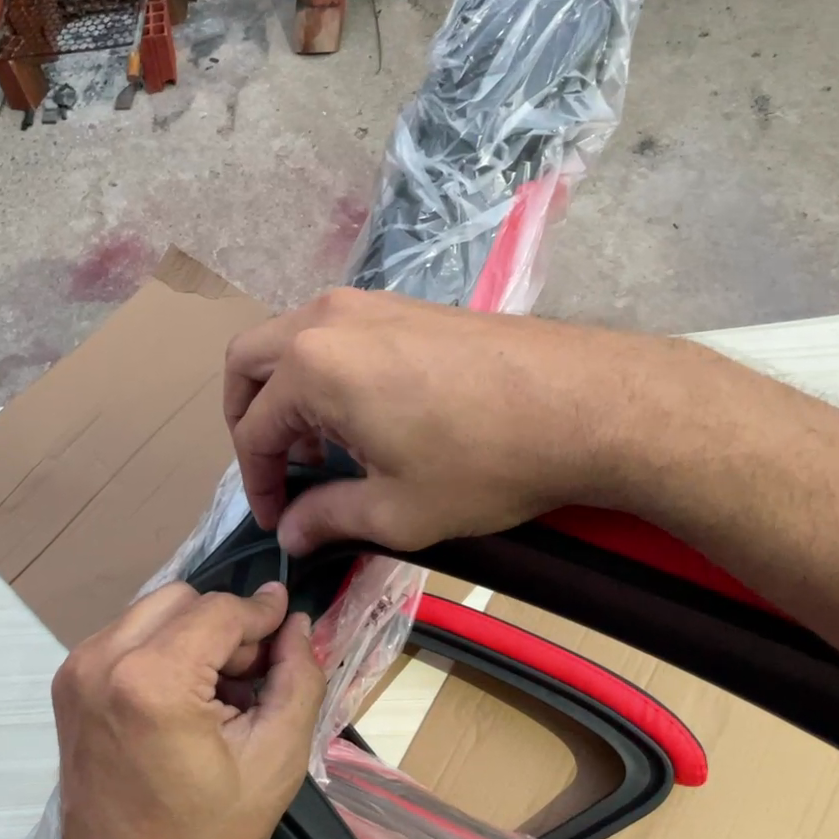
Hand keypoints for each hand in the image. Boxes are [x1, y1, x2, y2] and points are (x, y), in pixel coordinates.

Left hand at [45, 581, 323, 838]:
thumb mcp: (276, 761)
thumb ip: (296, 678)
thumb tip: (297, 624)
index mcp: (152, 680)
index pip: (219, 610)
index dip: (261, 612)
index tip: (289, 624)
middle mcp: (103, 660)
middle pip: (182, 599)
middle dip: (225, 626)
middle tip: (253, 676)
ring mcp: (76, 669)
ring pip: (151, 611)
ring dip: (192, 635)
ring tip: (219, 693)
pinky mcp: (67, 682)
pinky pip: (126, 636)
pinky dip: (161, 649)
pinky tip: (183, 699)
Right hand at [224, 288, 701, 553]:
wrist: (591, 403)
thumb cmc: (484, 463)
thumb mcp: (396, 510)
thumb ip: (326, 518)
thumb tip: (288, 535)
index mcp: (312, 367)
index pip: (254, 429)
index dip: (257, 482)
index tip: (275, 520)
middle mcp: (326, 320)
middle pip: (248, 362)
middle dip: (247, 419)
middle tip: (273, 468)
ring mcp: (367, 302)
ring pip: (287, 339)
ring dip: (283, 392)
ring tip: (318, 447)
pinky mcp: (403, 303)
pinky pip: (331, 332)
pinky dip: (320, 371)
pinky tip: (358, 415)